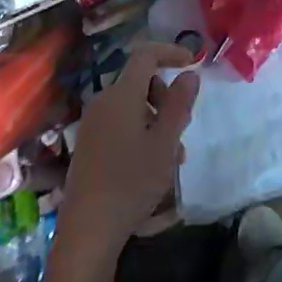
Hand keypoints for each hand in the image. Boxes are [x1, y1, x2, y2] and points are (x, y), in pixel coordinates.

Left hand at [60, 44, 199, 257]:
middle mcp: (103, 102)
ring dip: (156, 119)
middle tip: (183, 125)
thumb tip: (189, 73)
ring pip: (132, 105)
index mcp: (121, 95)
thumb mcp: (165, 143)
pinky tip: (151, 164)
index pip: (146, 55)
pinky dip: (140, 131)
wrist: (88, 229)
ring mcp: (92, 124)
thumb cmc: (132, 182)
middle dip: (166, 95)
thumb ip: (178, 104)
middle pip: (140, 81)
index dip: (171, 52)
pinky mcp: (88, 144)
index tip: (193, 62)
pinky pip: (120, 123)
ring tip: (172, 155)